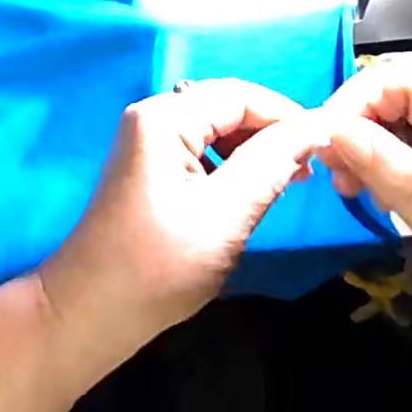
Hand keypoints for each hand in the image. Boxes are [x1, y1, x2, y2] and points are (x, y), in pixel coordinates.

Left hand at [37, 79, 327, 367]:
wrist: (87, 315)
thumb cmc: (156, 267)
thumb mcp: (225, 215)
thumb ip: (272, 165)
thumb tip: (315, 129)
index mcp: (165, 118)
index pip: (240, 96)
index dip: (286, 115)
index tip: (324, 143)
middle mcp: (154, 115)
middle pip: (227, 105)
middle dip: (270, 131)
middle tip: (308, 166)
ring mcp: (148, 138)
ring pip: (217, 125)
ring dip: (254, 146)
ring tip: (287, 177)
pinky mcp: (150, 161)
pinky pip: (202, 145)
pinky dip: (232, 160)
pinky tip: (251, 185)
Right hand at [317, 61, 411, 375]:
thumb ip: (404, 182)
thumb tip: (336, 130)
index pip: (408, 82)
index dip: (356, 103)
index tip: (322, 148)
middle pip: (407, 94)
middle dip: (360, 124)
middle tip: (334, 177)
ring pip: (411, 119)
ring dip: (372, 145)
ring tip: (352, 190)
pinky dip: (393, 164)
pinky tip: (381, 194)